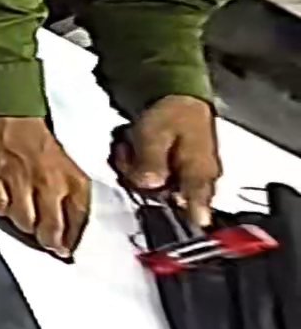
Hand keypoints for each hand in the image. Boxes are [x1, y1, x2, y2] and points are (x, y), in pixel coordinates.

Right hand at [0, 115, 91, 257]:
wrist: (7, 119)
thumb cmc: (38, 143)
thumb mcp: (72, 169)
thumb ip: (74, 197)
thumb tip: (73, 225)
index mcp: (70, 183)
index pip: (76, 222)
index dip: (71, 240)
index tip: (66, 250)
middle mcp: (45, 184)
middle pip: (47, 226)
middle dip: (47, 240)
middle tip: (45, 245)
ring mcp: (14, 181)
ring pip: (19, 219)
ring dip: (23, 226)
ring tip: (24, 226)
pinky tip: (3, 208)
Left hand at [112, 95, 219, 227]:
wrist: (173, 103)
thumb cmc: (168, 118)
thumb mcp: (154, 137)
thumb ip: (151, 162)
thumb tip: (148, 185)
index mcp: (199, 172)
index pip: (198, 201)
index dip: (190, 215)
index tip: (188, 225)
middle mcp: (193, 177)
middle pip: (158, 194)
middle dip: (136, 178)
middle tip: (129, 153)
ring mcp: (178, 173)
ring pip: (145, 185)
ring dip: (130, 167)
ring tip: (130, 147)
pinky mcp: (164, 168)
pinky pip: (141, 175)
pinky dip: (129, 163)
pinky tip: (129, 149)